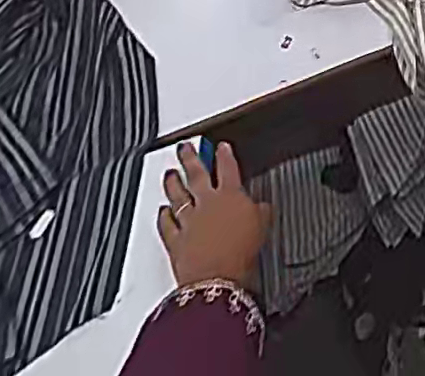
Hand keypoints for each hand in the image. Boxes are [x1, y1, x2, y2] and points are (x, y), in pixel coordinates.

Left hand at [157, 142, 271, 290]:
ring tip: (170, 173)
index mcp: (231, 195)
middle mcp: (207, 203)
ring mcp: (189, 221)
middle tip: (184, 148)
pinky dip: (164, 216)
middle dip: (191, 158)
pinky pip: (167, 224)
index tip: (220, 146)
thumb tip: (262, 207)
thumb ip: (261, 210)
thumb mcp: (263, 224)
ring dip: (173, 184)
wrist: (218, 279)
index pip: (227, 167)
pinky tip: (162, 210)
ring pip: (178, 196)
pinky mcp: (175, 241)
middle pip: (197, 175)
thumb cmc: (241, 252)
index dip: (224, 154)